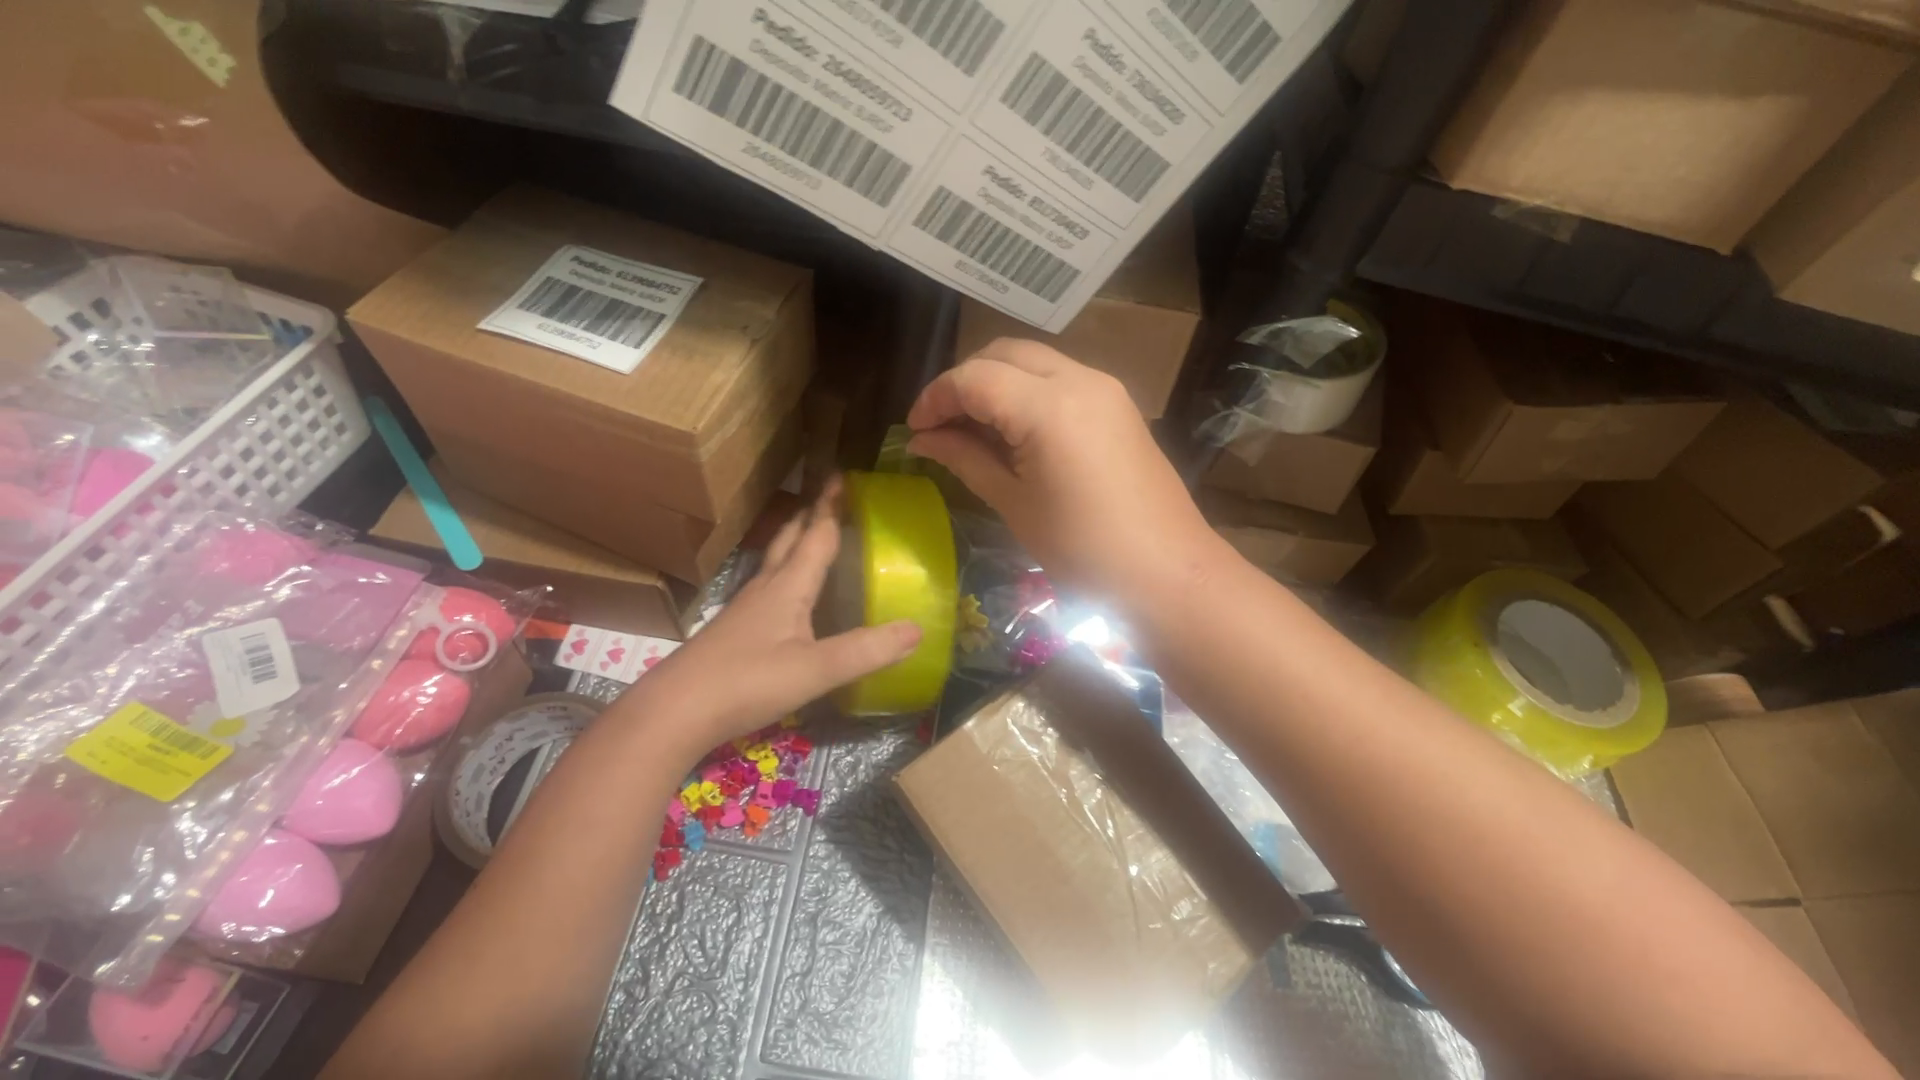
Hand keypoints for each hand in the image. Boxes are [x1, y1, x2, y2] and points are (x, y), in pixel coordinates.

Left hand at [629, 480, 921, 747]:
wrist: (675, 711)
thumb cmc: (746, 682)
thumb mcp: (815, 670)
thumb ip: (866, 650)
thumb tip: (917, 628)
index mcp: (787, 588)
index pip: (816, 537)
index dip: (831, 508)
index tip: (843, 477)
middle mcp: (765, 590)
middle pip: (789, 542)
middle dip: (810, 518)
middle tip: (829, 498)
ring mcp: (745, 612)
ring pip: (774, 565)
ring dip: (794, 544)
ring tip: (810, 536)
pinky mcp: (734, 634)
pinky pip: (766, 590)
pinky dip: (784, 577)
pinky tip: (785, 597)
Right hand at [906, 339, 1214, 596]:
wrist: (1167, 572)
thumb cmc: (1082, 549)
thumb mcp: (1014, 503)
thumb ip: (965, 459)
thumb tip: (922, 439)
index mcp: (1048, 407)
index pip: (974, 378)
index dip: (936, 398)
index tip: (914, 429)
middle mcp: (1079, 380)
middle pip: (1003, 354)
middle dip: (964, 381)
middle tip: (940, 425)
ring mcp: (1105, 389)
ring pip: (1033, 361)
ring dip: (996, 382)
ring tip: (972, 428)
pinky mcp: (1119, 405)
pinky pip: (1060, 380)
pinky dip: (1027, 392)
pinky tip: (1013, 431)